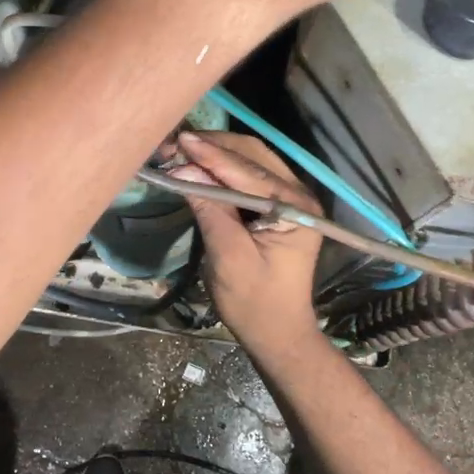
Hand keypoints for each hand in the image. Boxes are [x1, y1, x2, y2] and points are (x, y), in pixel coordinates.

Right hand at [166, 131, 326, 359]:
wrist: (279, 333)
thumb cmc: (254, 303)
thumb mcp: (227, 258)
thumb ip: (210, 209)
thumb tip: (183, 170)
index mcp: (294, 207)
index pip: (246, 170)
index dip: (211, 154)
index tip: (179, 140)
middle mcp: (299, 193)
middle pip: (252, 153)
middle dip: (213, 146)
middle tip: (175, 144)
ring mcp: (291, 195)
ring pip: (251, 158)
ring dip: (217, 152)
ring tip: (182, 150)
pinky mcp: (279, 202)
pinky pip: (250, 172)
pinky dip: (224, 166)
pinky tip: (200, 165)